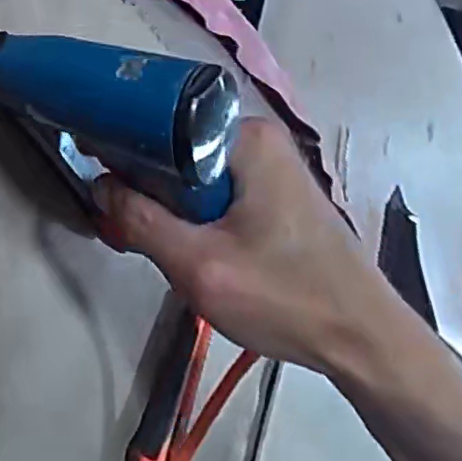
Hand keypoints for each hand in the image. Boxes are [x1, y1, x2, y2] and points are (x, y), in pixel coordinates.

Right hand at [94, 117, 391, 374]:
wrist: (367, 344)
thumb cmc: (287, 296)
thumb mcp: (200, 266)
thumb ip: (141, 222)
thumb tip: (98, 185)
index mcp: (245, 135)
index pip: (164, 117)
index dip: (125, 137)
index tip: (94, 159)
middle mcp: (258, 135)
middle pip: (177, 142)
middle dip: (148, 178)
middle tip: (126, 213)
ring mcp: (269, 161)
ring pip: (194, 167)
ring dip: (171, 198)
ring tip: (154, 231)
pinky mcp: (274, 187)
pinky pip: (216, 183)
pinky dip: (194, 206)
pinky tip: (188, 239)